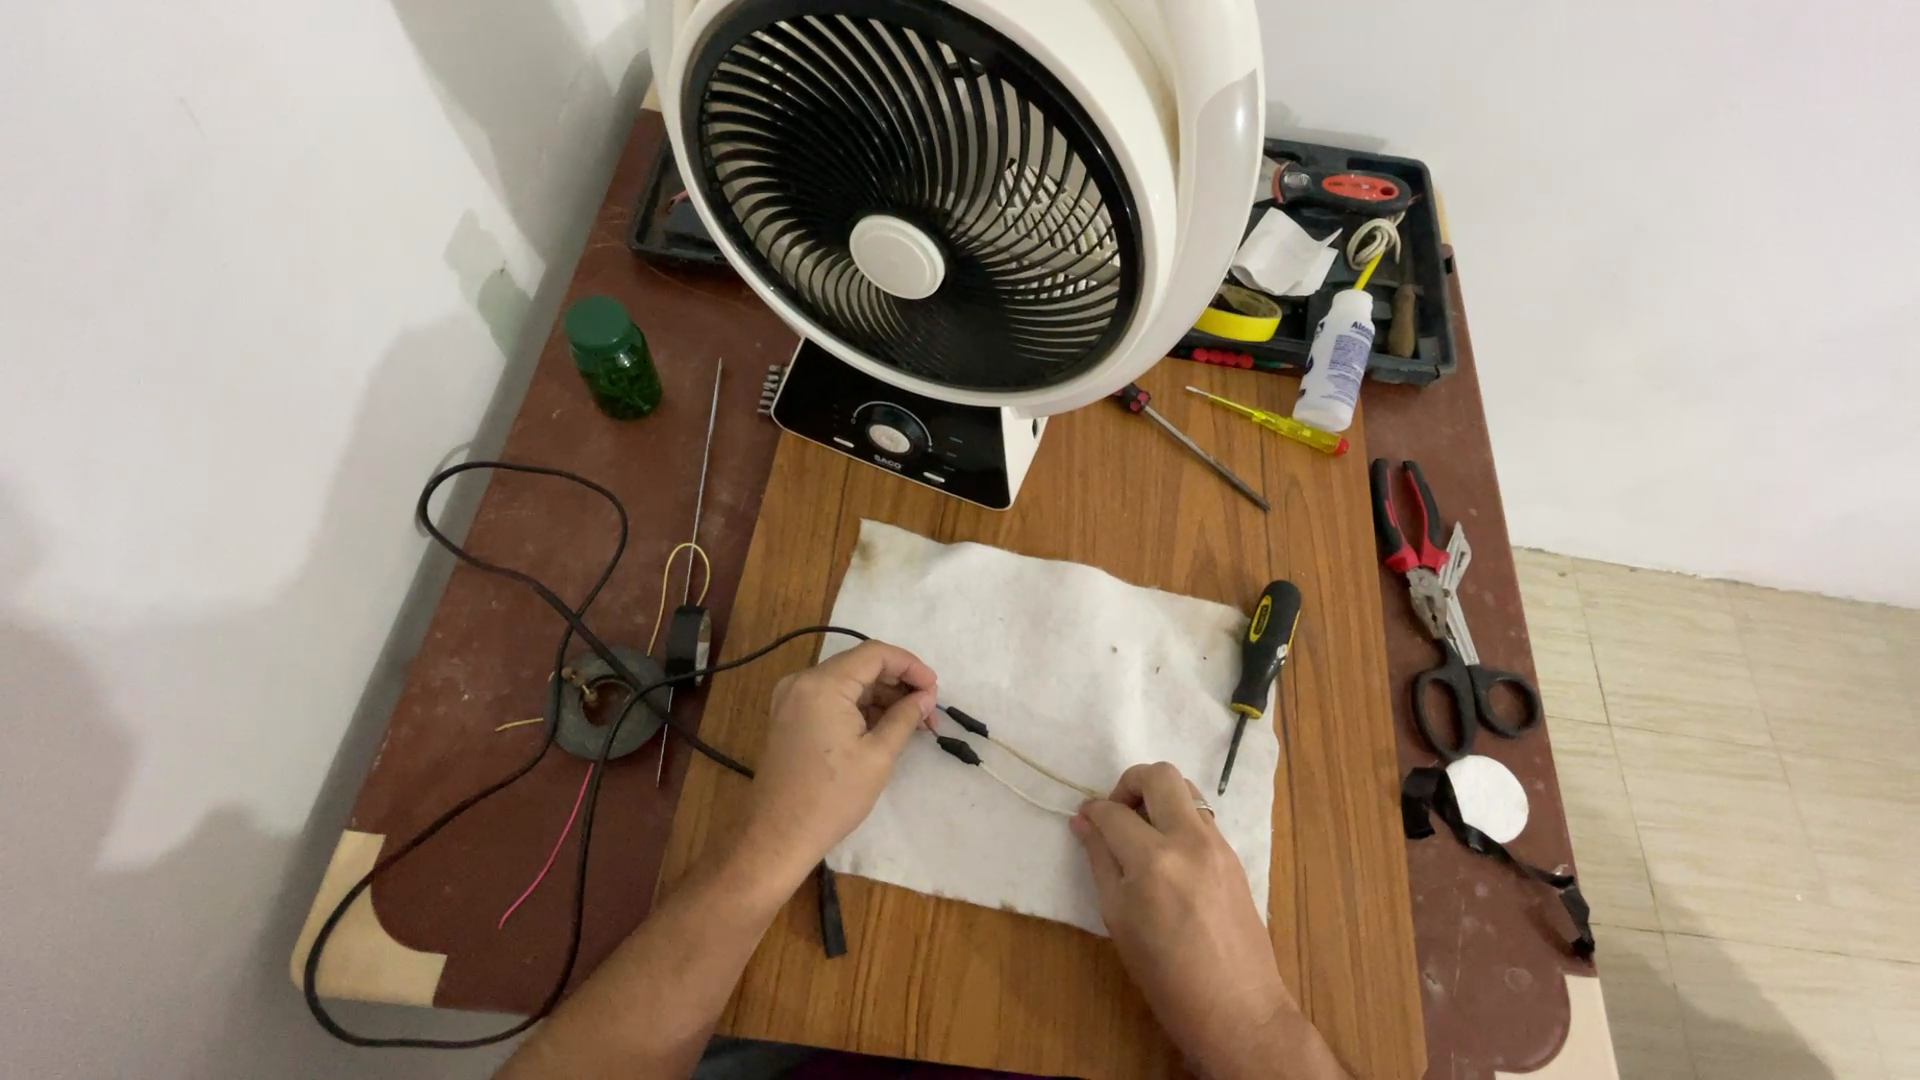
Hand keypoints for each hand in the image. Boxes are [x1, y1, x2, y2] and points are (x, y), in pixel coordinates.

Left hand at [733, 641, 937, 886]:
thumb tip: (926, 696)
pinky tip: (886, 726)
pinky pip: (833, 698)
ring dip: (882, 696)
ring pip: (849, 682)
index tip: (935, 689)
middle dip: (899, 683)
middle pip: (861, 665)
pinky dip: (861, 707)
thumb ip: (905, 716)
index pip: (875, 653)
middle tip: (929, 710)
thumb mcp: (878, 755)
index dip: (911, 665)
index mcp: (823, 684)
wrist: (778, 836)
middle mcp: (803, 681)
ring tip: (914, 723)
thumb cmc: (832, 797)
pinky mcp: (790, 715)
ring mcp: (793, 698)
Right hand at [1072, 763, 1347, 1079]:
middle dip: (1129, 783)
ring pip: (1186, 788)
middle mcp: (1189, 840)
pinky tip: (1168, 853)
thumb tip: (1083, 822)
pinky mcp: (1234, 856)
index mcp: (1153, 860)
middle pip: (1159, 775)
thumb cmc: (1165, 974)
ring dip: (1158, 796)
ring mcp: (1218, 845)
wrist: (1237, 1010)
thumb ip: (1100, 860)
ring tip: (1143, 831)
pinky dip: (1179, 817)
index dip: (1092, 812)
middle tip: (1118, 814)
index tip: (1084, 820)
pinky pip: (1202, 815)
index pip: (1113, 811)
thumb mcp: (1118, 918)